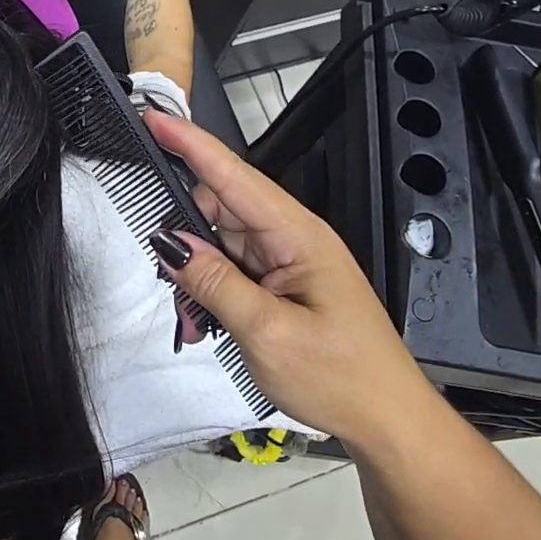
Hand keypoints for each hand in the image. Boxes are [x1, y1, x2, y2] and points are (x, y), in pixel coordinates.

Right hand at [145, 111, 425, 443]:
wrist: (387, 422)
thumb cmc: (341, 377)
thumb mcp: (267, 332)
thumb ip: (214, 282)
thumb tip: (171, 243)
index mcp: (297, 235)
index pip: (234, 176)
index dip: (191, 144)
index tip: (153, 117)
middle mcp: (291, 238)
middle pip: (220, 209)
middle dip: (183, 237)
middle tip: (168, 281)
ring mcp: (286, 261)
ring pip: (219, 243)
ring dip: (195, 275)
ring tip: (194, 319)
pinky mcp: (281, 284)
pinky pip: (231, 271)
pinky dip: (209, 292)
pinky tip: (205, 323)